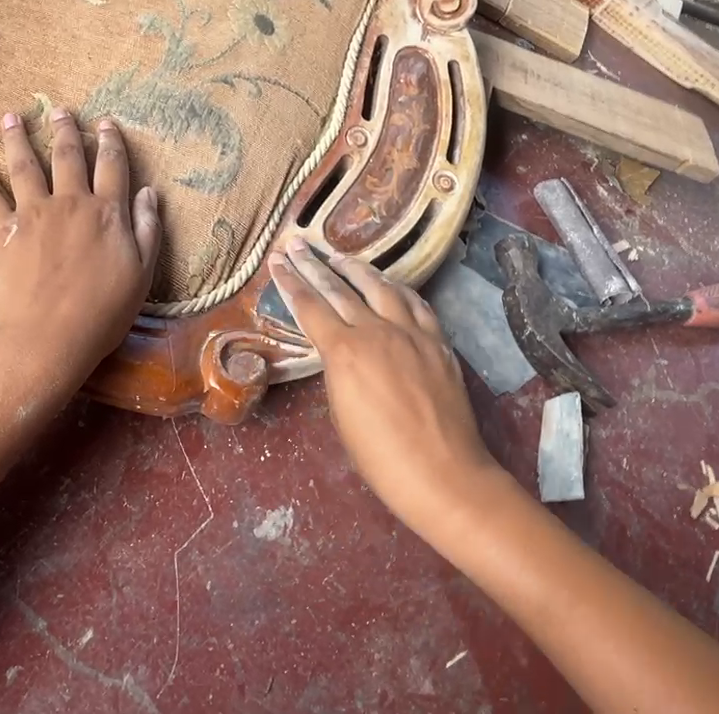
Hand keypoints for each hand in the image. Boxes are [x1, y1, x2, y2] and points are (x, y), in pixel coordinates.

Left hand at [0, 108, 159, 400]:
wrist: (44, 340)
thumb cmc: (101, 314)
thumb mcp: (141, 275)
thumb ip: (147, 229)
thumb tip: (150, 192)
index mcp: (107, 213)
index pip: (112, 166)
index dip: (111, 142)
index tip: (107, 123)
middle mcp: (70, 203)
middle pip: (68, 156)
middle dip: (65, 130)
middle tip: (60, 110)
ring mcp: (33, 214)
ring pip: (25, 165)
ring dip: (18, 138)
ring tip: (13, 116)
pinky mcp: (2, 232)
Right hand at [267, 238, 498, 525]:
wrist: (442, 473)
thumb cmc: (380, 456)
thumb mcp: (340, 411)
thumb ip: (336, 369)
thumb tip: (337, 349)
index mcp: (344, 351)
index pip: (309, 306)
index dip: (290, 282)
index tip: (276, 261)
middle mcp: (375, 330)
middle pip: (339, 288)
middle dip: (314, 264)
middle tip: (297, 245)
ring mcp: (410, 332)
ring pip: (380, 286)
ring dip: (356, 268)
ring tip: (339, 256)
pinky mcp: (437, 341)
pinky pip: (415, 303)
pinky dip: (398, 288)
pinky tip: (390, 284)